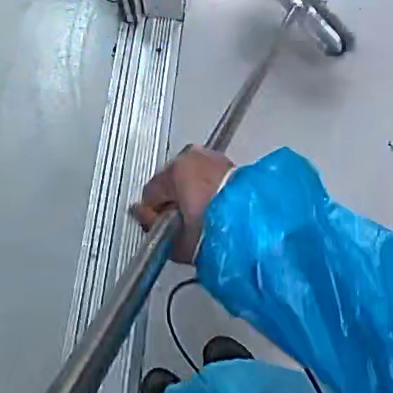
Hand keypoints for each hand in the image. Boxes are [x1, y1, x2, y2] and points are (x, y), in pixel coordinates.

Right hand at [130, 146, 234, 263]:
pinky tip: (212, 207)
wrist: (252, 220)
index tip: (162, 229)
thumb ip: (150, 224)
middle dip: (172, 201)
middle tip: (182, 224)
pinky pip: (206, 175)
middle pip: (169, 182)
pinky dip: (206, 187)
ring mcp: (210, 156)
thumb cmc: (214, 227)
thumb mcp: (175, 237)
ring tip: (200, 217)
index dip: (153, 215)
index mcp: (174, 170)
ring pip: (188, 177)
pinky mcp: (226, 161)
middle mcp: (190, 156)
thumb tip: (140, 215)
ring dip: (189, 193)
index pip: (150, 194)